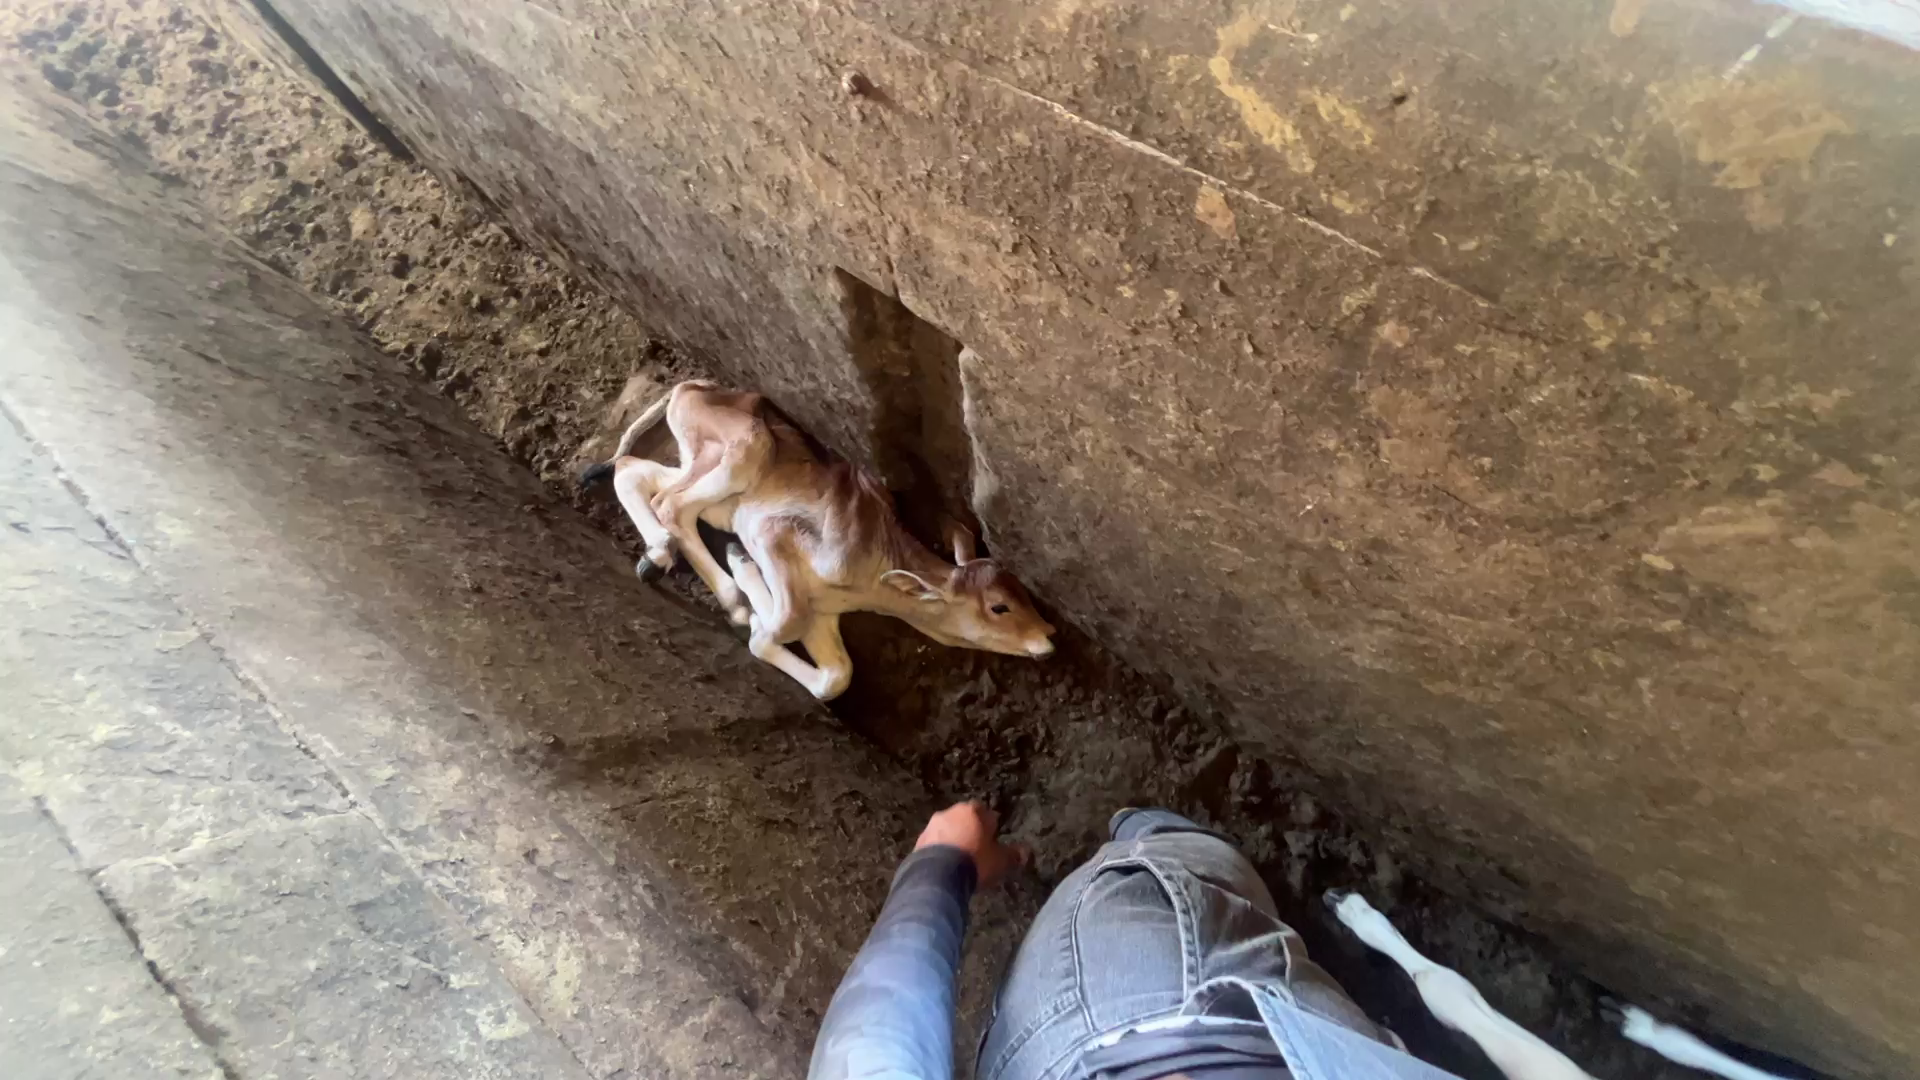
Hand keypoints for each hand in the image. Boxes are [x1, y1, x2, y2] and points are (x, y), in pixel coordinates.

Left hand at [915, 801, 1025, 887]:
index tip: (993, 841)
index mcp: (972, 811)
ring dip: (953, 842)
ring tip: (959, 863)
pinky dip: (940, 853)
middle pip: (964, 820)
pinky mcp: (919, 842)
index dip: (990, 827)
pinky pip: (934, 845)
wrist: (937, 876)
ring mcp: (932, 826)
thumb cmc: (974, 862)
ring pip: (947, 831)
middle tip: (976, 851)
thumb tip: (1025, 852)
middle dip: (970, 832)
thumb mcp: (999, 861)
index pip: (985, 813)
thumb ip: (1013, 855)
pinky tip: (945, 869)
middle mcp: (950, 812)